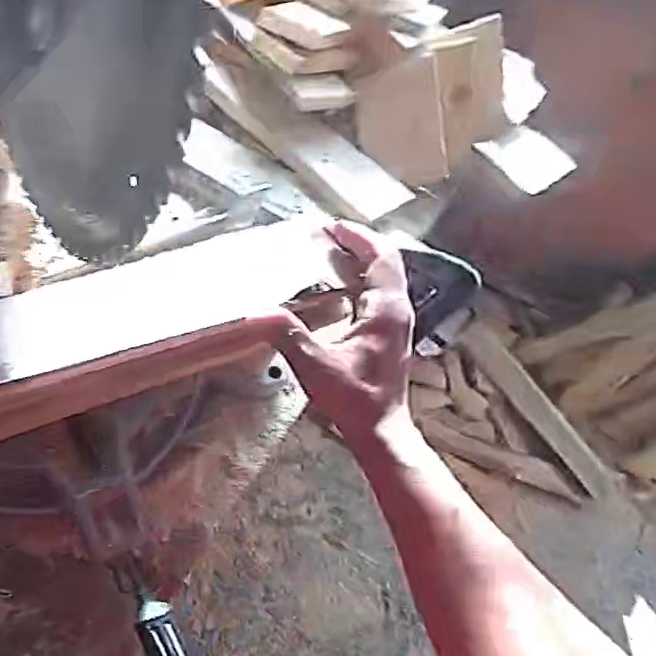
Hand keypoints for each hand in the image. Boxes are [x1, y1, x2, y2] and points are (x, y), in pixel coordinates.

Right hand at [276, 222, 420, 453]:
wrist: (380, 429)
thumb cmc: (354, 398)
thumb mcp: (316, 364)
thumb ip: (288, 334)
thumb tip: (257, 311)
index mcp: (386, 309)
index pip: (381, 257)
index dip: (357, 238)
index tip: (331, 226)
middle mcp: (397, 311)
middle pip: (385, 263)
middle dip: (358, 245)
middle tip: (327, 237)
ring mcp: (396, 324)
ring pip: (383, 279)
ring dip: (360, 263)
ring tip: (330, 256)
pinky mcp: (389, 336)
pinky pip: (378, 296)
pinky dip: (359, 283)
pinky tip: (337, 290)